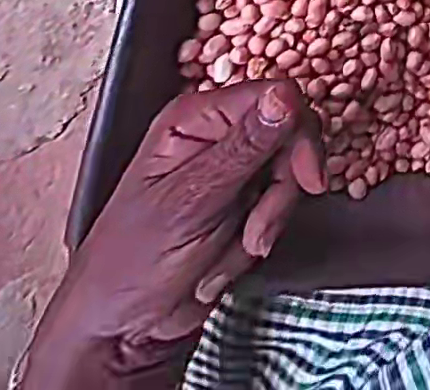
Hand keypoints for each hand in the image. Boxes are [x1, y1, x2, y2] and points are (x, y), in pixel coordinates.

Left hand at [23, 81, 324, 388]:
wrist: (122, 333)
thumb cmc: (130, 265)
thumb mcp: (190, 202)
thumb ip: (243, 147)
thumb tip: (285, 96)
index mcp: (196, 117)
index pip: (273, 96)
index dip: (297, 131)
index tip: (307, 176)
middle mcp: (219, 131)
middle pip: (290, 133)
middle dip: (281, 188)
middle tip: (258, 229)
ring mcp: (234, 164)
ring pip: (290, 171)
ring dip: (268, 218)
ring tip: (234, 250)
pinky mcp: (247, 195)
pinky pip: (281, 200)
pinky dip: (264, 232)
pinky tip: (231, 254)